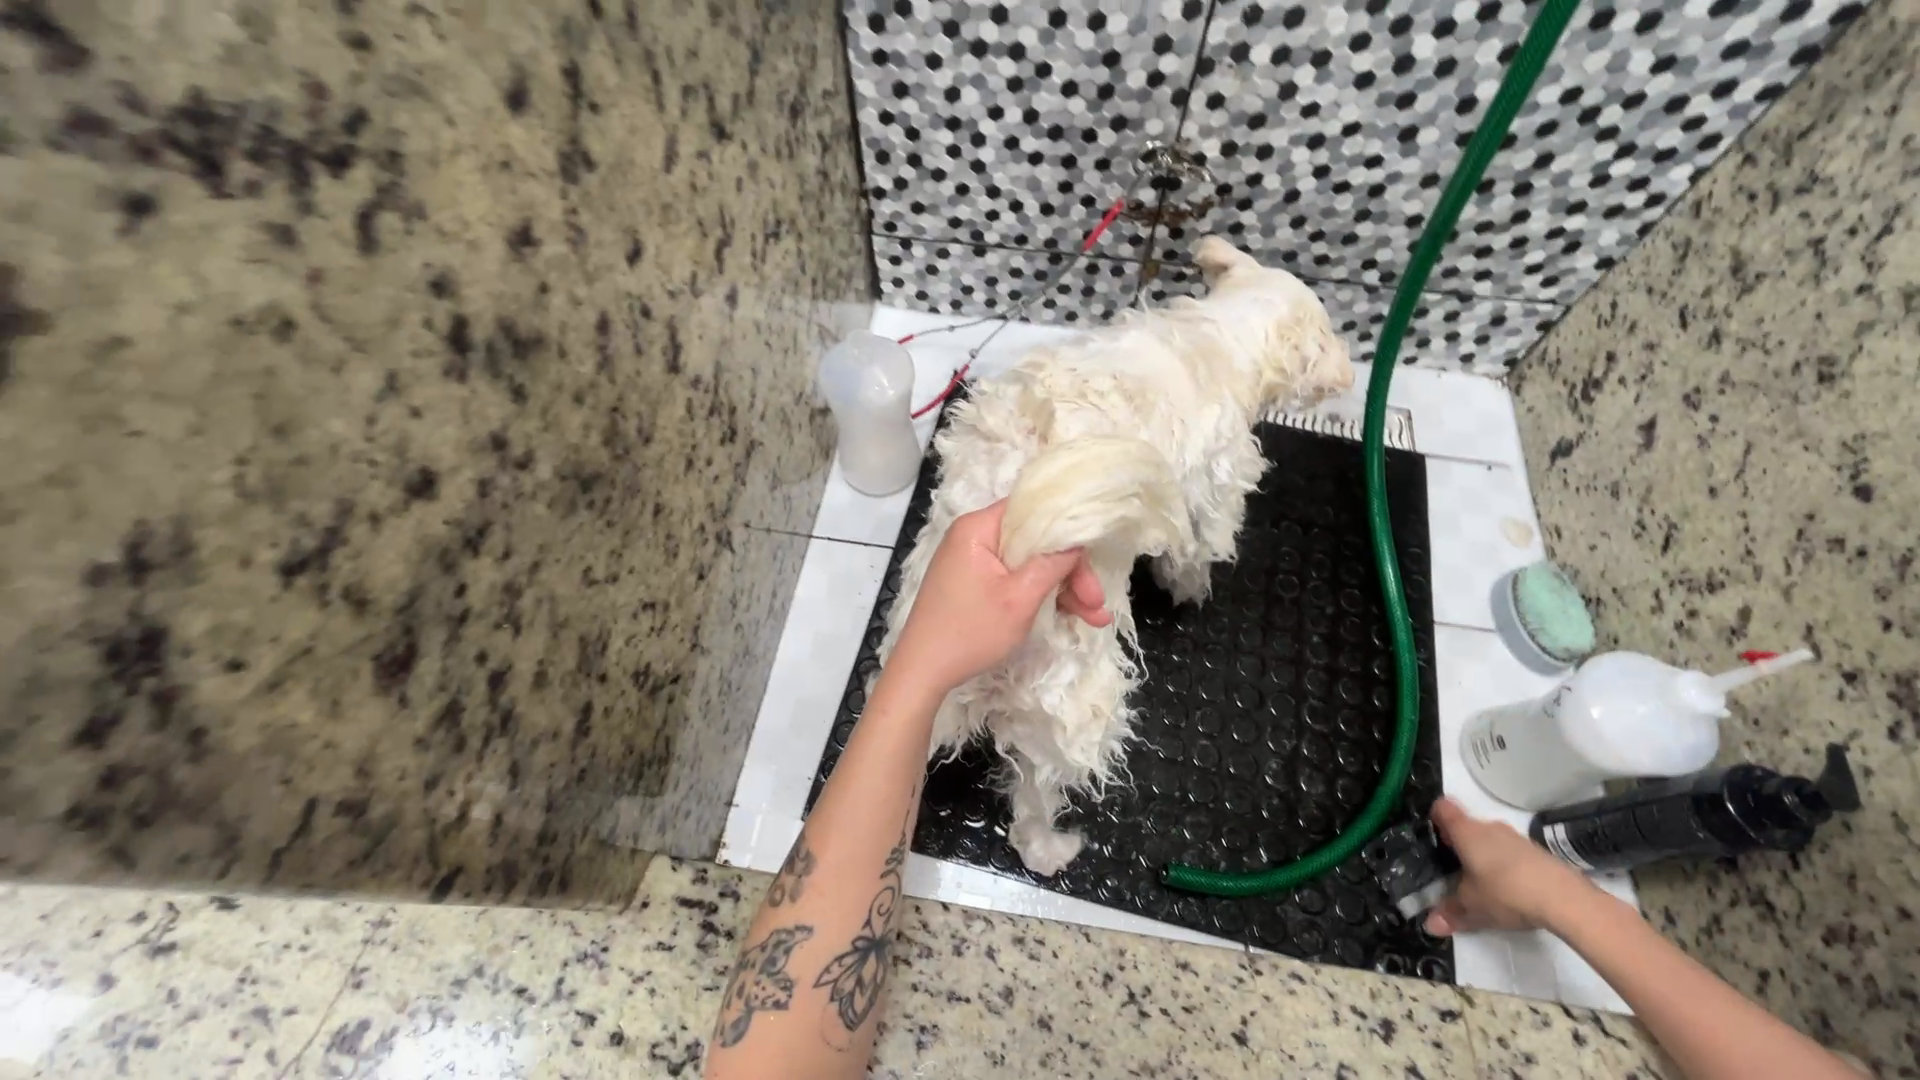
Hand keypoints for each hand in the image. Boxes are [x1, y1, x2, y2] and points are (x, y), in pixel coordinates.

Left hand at [889, 499, 1110, 693]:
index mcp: (979, 527)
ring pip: (1029, 563)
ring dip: (1062, 588)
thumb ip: (1053, 563)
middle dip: (1071, 571)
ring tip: (1094, 619)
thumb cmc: (969, 631)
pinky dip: (1040, 595)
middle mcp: (974, 536)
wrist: (922, 671)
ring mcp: (973, 560)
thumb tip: (1078, 539)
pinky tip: (1069, 616)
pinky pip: (1014, 578)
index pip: (1033, 509)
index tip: (1094, 557)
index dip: (1068, 529)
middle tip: (1096, 602)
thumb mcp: (1019, 598)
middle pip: (1035, 540)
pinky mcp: (974, 583)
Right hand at [1423, 797, 1597, 936]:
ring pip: (1491, 839)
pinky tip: (1512, 890)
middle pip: (1467, 825)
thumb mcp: (1473, 907)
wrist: (1567, 900)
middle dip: (1460, 844)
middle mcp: (1489, 827)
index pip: (1442, 808)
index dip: (1434, 818)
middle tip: (1455, 868)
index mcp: (1466, 832)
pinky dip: (1508, 865)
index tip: (1434, 838)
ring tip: (1484, 883)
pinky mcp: (1539, 853)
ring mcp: (1517, 838)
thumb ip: (1450, 913)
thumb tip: (1430, 926)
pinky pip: (1513, 852)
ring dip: (1485, 855)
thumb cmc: (1506, 893)